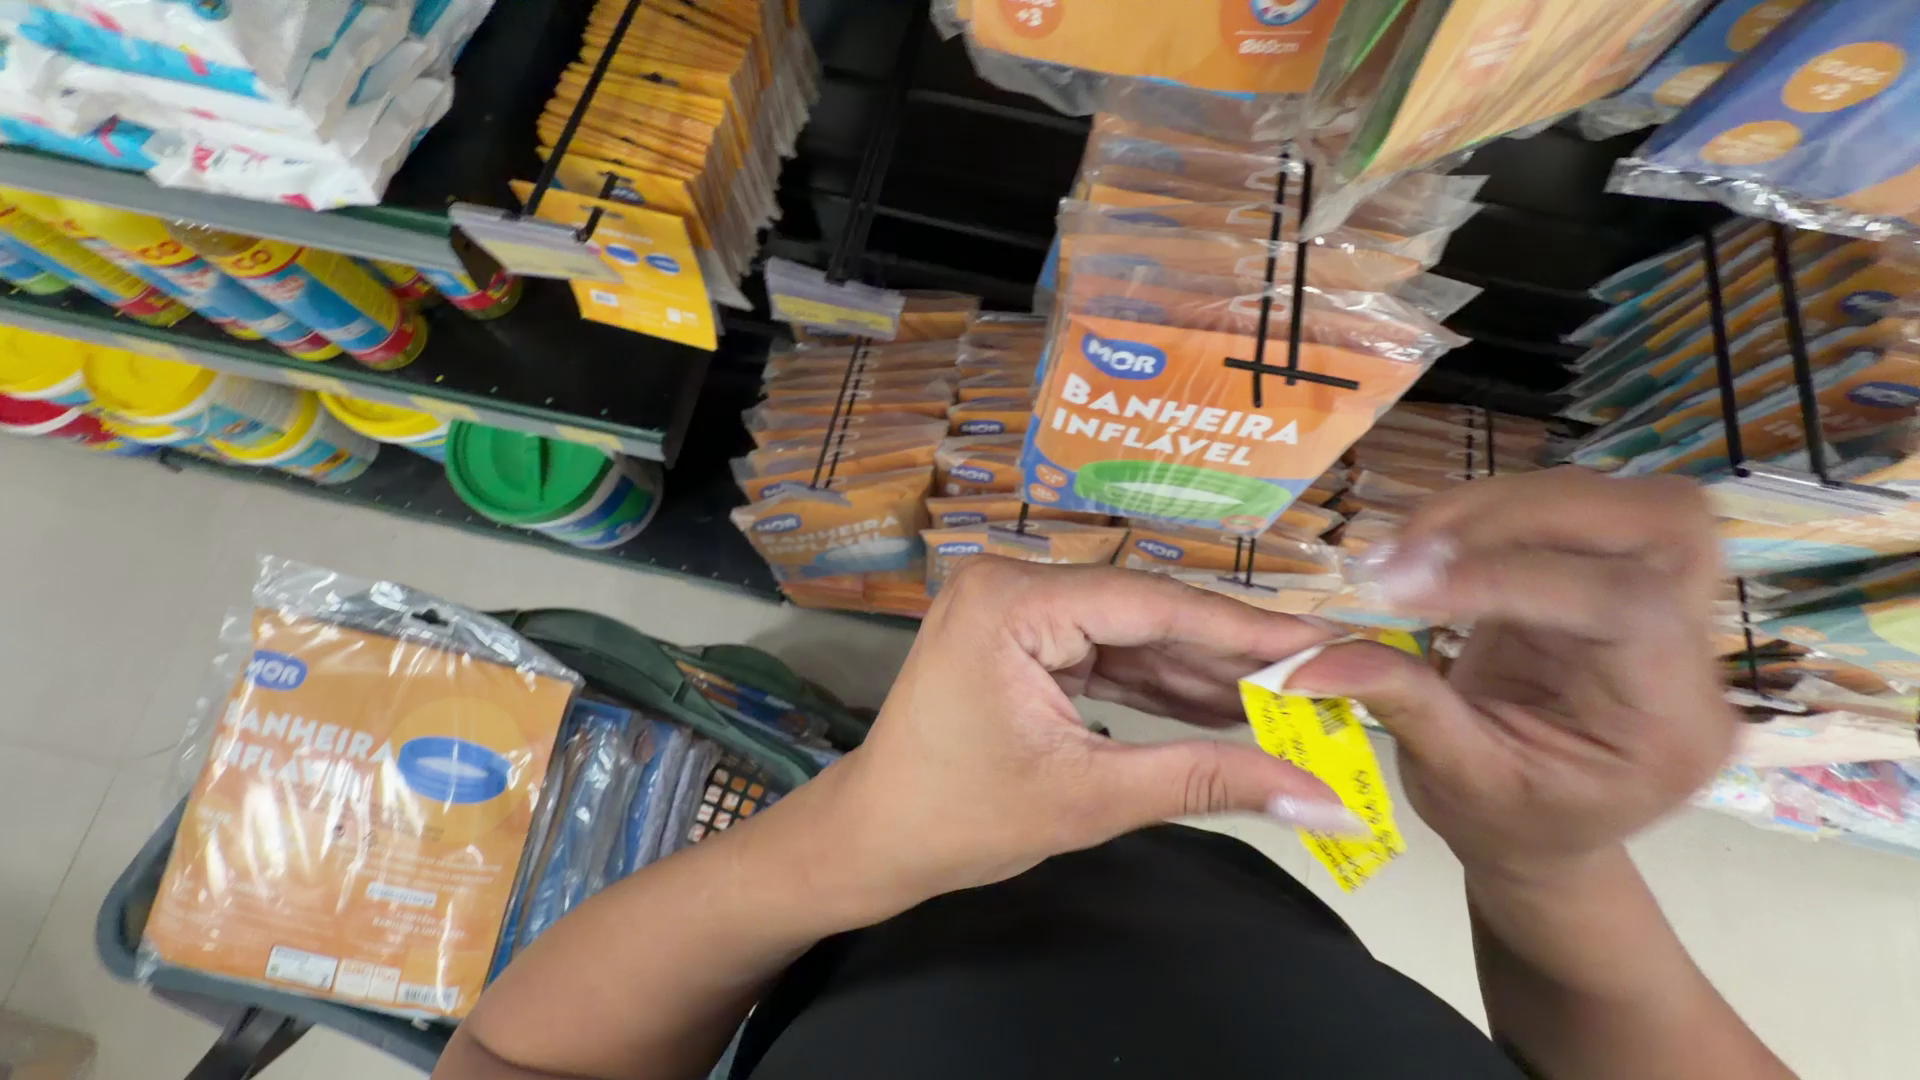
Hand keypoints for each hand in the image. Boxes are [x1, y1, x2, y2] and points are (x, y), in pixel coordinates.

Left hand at [820, 558, 1357, 907]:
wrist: (877, 836)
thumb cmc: (962, 819)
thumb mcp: (1091, 798)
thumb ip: (1208, 781)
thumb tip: (1324, 801)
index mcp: (1012, 601)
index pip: (1151, 604)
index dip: (1245, 627)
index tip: (1327, 640)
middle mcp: (1010, 582)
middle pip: (1142, 612)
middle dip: (1226, 653)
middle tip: (1316, 678)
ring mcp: (1011, 607)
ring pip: (1127, 632)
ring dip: (1195, 669)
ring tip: (1280, 698)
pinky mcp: (1017, 635)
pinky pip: (1100, 650)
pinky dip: (1152, 680)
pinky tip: (1216, 701)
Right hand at [1291, 468, 1735, 878]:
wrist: (1542, 831)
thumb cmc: (1509, 821)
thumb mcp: (1454, 778)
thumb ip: (1401, 705)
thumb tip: (1306, 660)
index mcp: (1667, 718)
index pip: (1621, 604)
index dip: (1505, 577)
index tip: (1395, 586)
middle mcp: (1684, 648)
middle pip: (1654, 521)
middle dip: (1523, 514)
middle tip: (1411, 547)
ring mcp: (1648, 604)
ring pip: (1606, 500)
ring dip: (1492, 508)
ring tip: (1401, 547)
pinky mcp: (1594, 579)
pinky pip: (1557, 513)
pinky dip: (1481, 514)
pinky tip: (1420, 546)